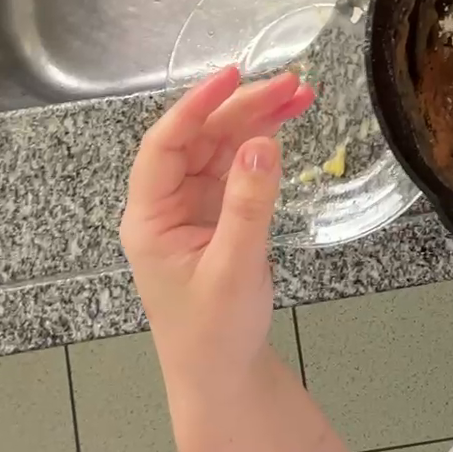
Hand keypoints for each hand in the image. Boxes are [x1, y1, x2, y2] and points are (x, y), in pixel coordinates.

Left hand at [120, 67, 313, 386]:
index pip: (166, 146)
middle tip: (292, 83)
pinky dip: (264, 143)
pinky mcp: (221, 214)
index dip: (195, 106)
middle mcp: (169, 203)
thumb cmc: (215, 330)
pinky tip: (287, 125)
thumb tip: (264, 142)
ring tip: (301, 94)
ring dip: (259, 119)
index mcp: (151, 217)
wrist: (223, 375)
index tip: (233, 76)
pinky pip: (240, 167)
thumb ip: (248, 204)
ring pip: (224, 147)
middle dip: (243, 108)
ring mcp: (196, 207)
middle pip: (202, 139)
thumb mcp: (233, 267)